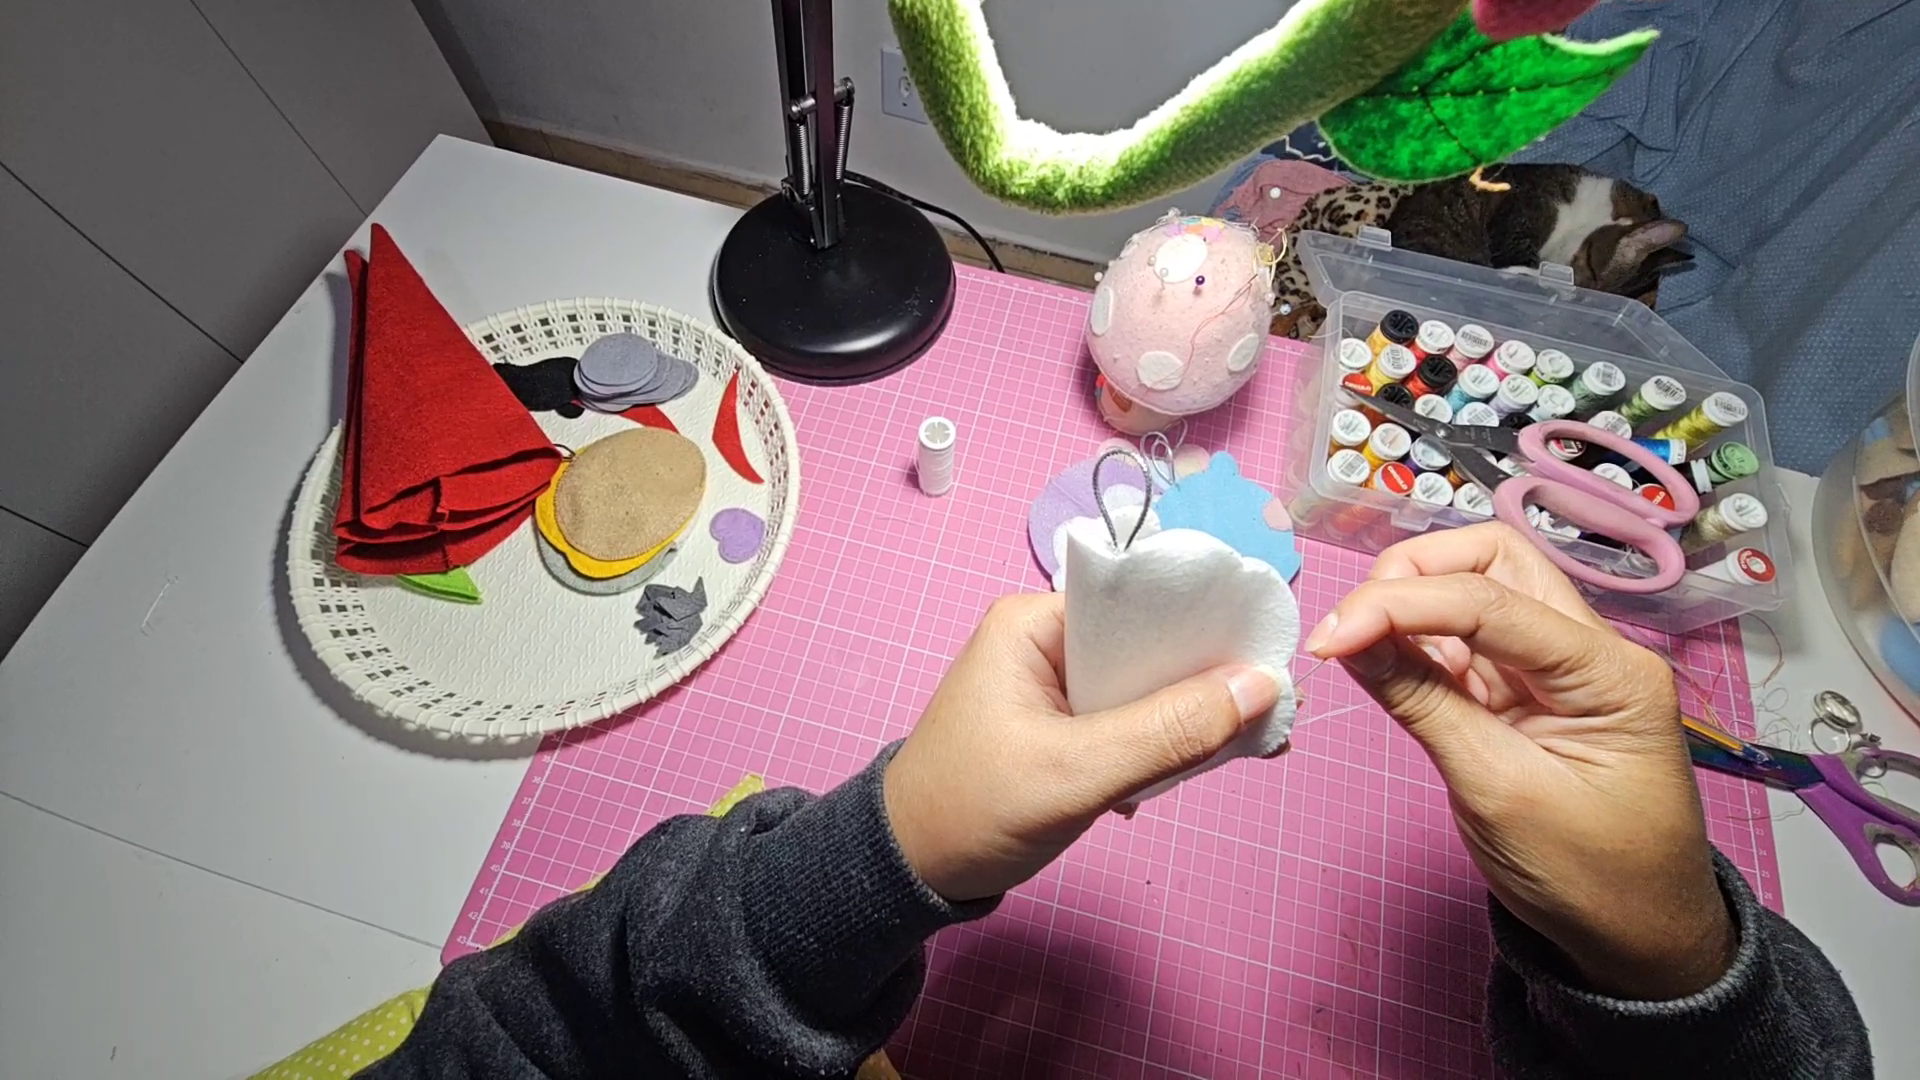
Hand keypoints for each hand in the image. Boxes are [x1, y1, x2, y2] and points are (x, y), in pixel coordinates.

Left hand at [885, 592, 1278, 901]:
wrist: (915, 866)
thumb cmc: (975, 807)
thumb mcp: (1076, 771)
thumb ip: (1167, 730)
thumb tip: (1259, 684)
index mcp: (1035, 623)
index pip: (1134, 602)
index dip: (1200, 625)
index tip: (1265, 657)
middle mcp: (1046, 639)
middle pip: (1143, 645)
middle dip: (1201, 680)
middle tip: (1268, 715)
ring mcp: (1053, 682)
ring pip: (1139, 686)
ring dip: (1183, 717)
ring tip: (1245, 745)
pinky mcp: (1060, 721)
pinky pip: (1124, 717)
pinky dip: (1156, 742)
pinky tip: (1187, 770)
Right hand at [1303, 523, 1734, 999]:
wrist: (1634, 937)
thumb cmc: (1587, 873)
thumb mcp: (1495, 788)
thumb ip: (1419, 700)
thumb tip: (1345, 638)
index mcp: (1605, 671)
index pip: (1487, 601)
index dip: (1396, 606)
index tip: (1327, 640)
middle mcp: (1582, 646)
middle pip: (1492, 557)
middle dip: (1411, 572)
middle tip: (1354, 622)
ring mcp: (1546, 661)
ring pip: (1471, 581)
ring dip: (1405, 597)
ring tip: (1358, 642)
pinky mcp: (1511, 681)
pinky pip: (1453, 632)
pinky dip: (1406, 633)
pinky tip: (1379, 658)